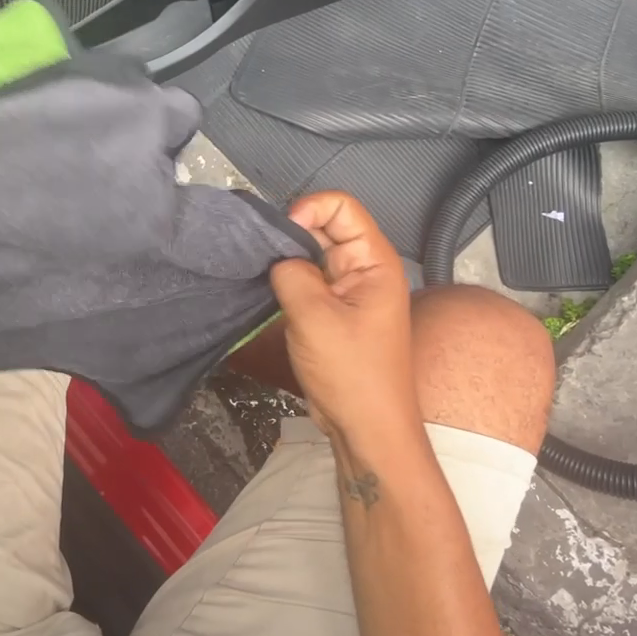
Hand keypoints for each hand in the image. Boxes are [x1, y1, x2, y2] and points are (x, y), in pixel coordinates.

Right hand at [269, 191, 418, 438]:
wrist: (367, 429)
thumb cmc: (351, 373)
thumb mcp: (314, 317)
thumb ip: (290, 273)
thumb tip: (275, 257)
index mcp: (374, 261)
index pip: (341, 206)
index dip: (308, 210)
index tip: (281, 236)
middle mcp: (365, 268)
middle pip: (325, 225)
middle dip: (292, 233)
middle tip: (262, 256)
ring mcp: (349, 289)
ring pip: (312, 252)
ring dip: (287, 258)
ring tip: (262, 272)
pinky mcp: (334, 309)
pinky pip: (308, 278)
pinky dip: (288, 278)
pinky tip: (268, 289)